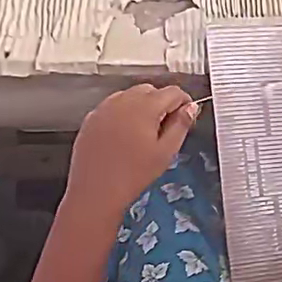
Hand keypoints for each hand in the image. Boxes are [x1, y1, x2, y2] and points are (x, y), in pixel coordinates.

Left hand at [66, 84, 198, 222]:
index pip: (172, 92)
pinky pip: (113, 107)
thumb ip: (181, 125)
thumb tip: (190, 108)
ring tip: (144, 133)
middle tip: (166, 128)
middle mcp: (123, 100)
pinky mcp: (91, 118)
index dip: (184, 102)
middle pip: (150, 90)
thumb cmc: (135, 174)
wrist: (96, 191)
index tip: (187, 116)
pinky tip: (124, 136)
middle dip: (162, 102)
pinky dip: (123, 113)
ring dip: (142, 106)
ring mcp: (104, 107)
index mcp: (145, 107)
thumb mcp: (165, 152)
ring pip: (130, 96)